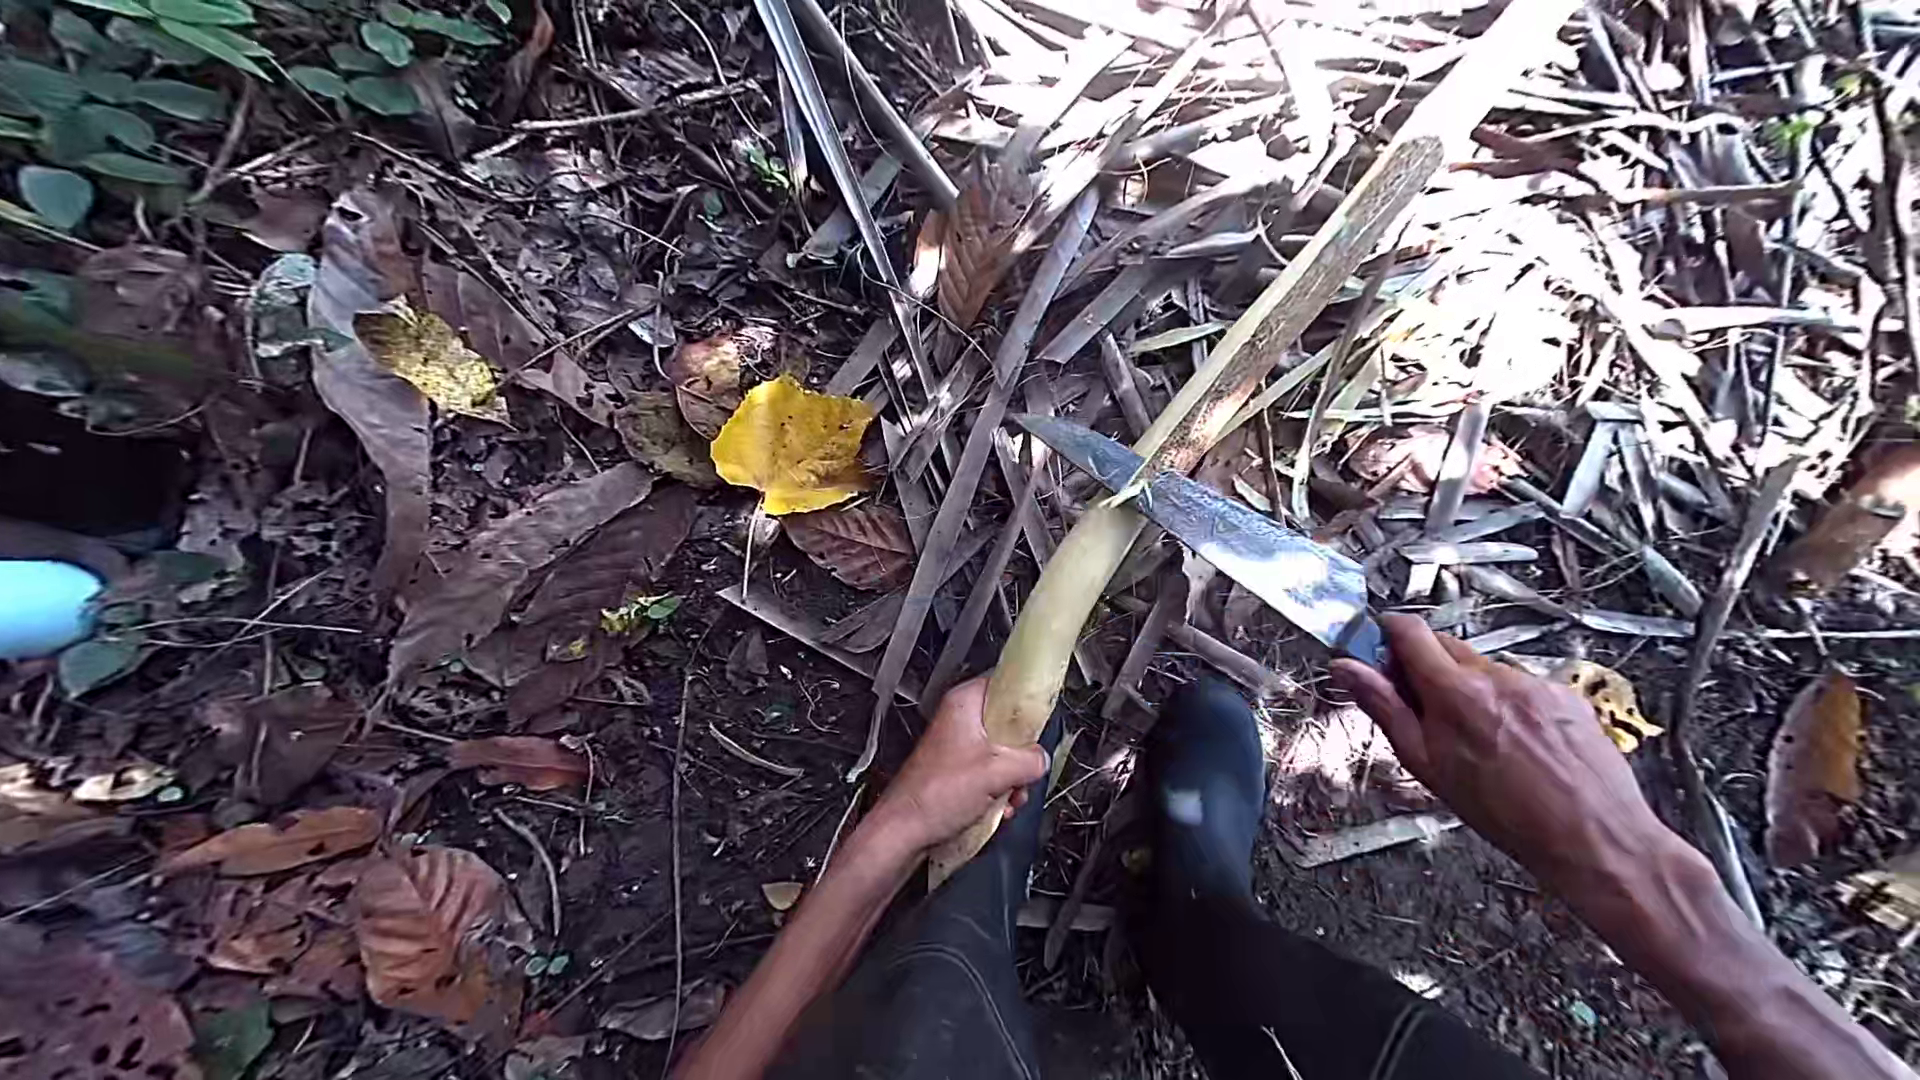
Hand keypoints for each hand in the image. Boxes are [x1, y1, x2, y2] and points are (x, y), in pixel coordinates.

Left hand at [867, 675, 1049, 855]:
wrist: (905, 830)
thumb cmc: (935, 794)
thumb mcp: (998, 771)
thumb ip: (1029, 760)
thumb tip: (1041, 759)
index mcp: (965, 703)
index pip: (1005, 684)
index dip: (1026, 702)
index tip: (1040, 721)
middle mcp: (960, 718)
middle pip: (1008, 723)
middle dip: (1021, 753)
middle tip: (1021, 769)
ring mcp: (958, 744)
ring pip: (1002, 751)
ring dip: (1012, 777)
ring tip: (1008, 795)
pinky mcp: (957, 769)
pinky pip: (990, 772)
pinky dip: (998, 789)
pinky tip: (997, 807)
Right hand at [1329, 615, 1671, 889]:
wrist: (1596, 841)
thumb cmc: (1503, 811)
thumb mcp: (1423, 761)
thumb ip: (1383, 705)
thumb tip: (1345, 668)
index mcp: (1454, 691)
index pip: (1409, 630)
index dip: (1387, 632)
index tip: (1379, 651)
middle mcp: (1496, 676)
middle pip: (1443, 646)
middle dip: (1424, 666)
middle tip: (1421, 706)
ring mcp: (1536, 684)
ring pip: (1481, 667)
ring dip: (1467, 687)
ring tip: (1477, 735)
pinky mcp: (1566, 695)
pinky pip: (1519, 684)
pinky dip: (1505, 701)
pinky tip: (1514, 740)